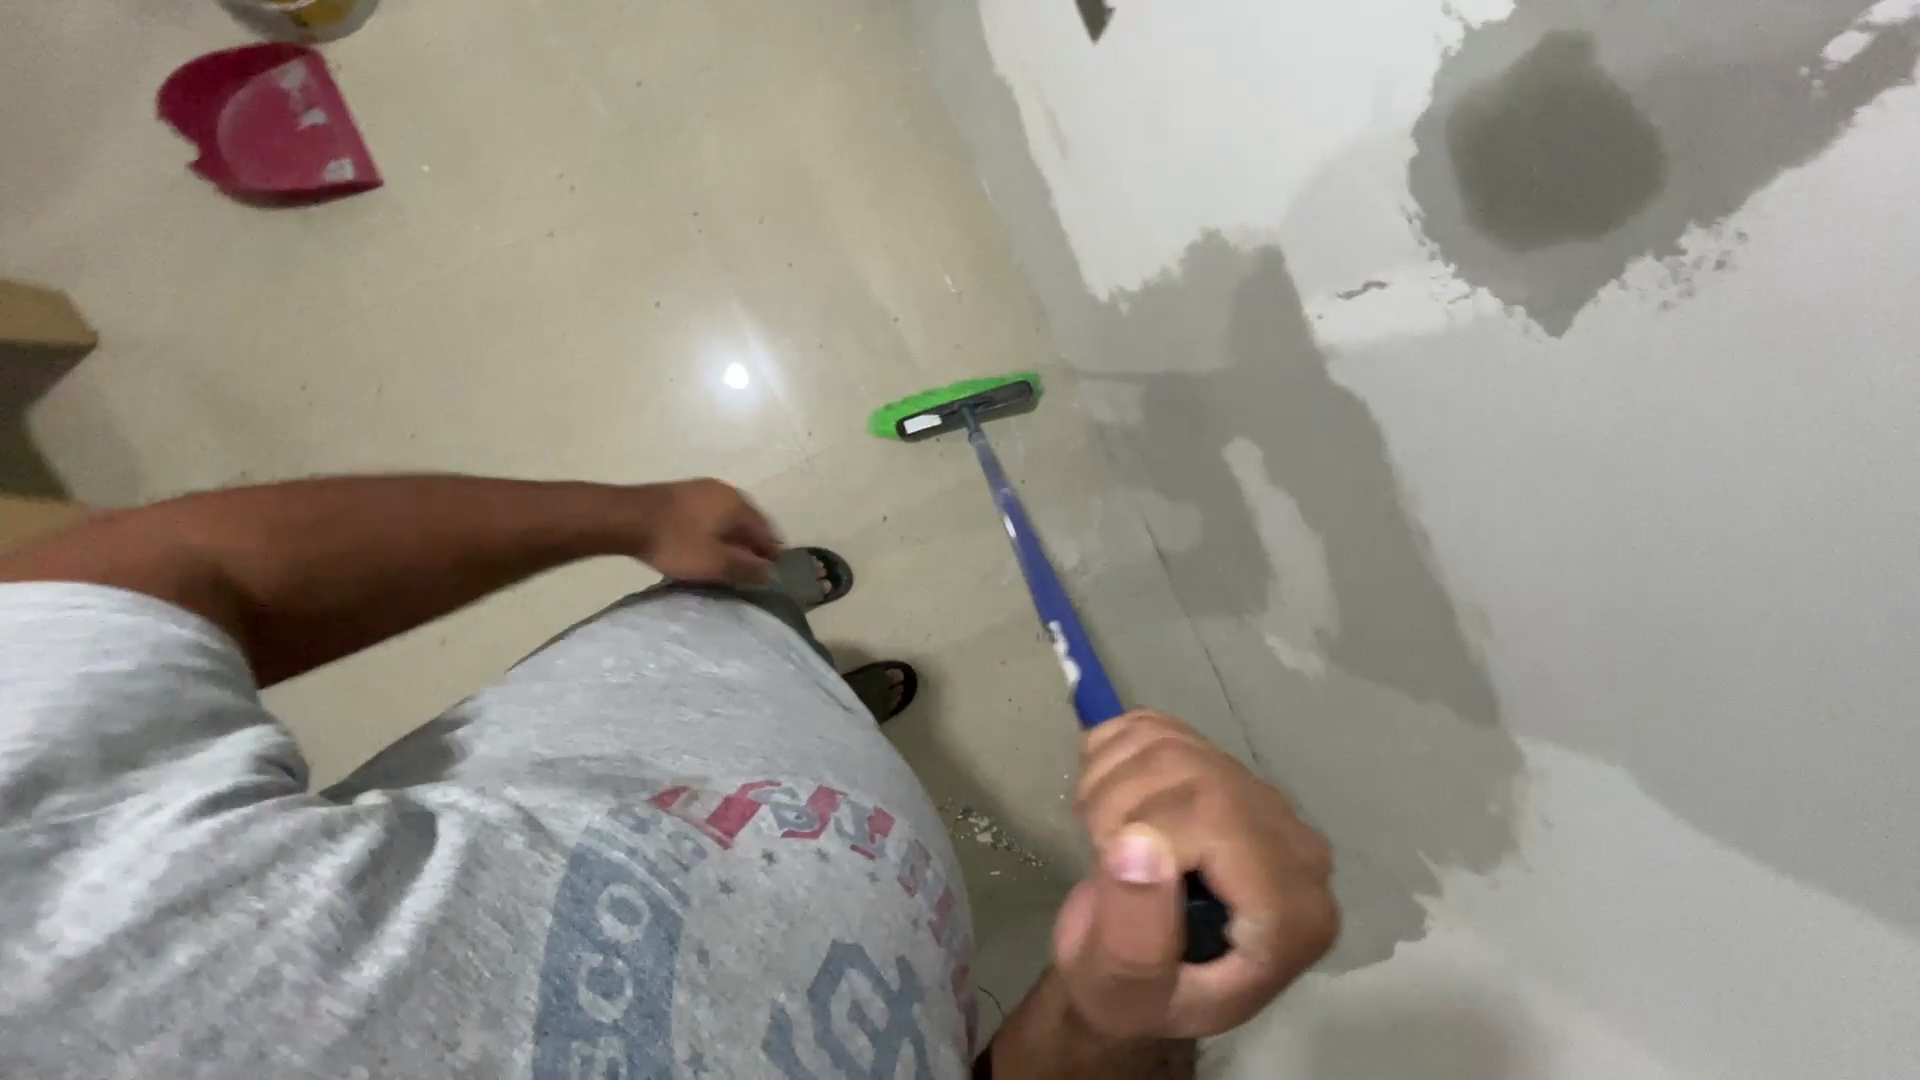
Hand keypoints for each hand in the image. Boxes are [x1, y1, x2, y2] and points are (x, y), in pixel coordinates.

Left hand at [628, 478, 782, 584]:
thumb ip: (748, 569)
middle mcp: (727, 491)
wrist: (624, 518)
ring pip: (728, 517)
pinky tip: (703, 544)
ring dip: (732, 537)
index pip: (768, 533)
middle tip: (747, 569)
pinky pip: (710, 514)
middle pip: (749, 523)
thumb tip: (772, 573)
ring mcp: (702, 488)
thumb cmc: (677, 542)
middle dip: (752, 545)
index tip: (768, 575)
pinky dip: (714, 530)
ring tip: (724, 559)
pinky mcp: (682, 493)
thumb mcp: (716, 564)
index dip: (771, 555)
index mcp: (740, 505)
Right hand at [1053, 710, 1336, 1039]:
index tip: (1108, 864)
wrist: (1128, 970)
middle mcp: (1293, 845)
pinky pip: (1155, 725)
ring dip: (1106, 778)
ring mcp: (1254, 797)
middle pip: (1194, 772)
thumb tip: (1136, 846)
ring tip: (1101, 834)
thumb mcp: (1127, 992)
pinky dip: (1109, 749)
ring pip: (1169, 742)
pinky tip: (1108, 796)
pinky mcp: (1216, 766)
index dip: (1146, 825)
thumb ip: (1137, 936)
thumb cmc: (1133, 998)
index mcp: (1293, 911)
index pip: (1219, 818)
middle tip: (1097, 850)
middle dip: (1117, 802)